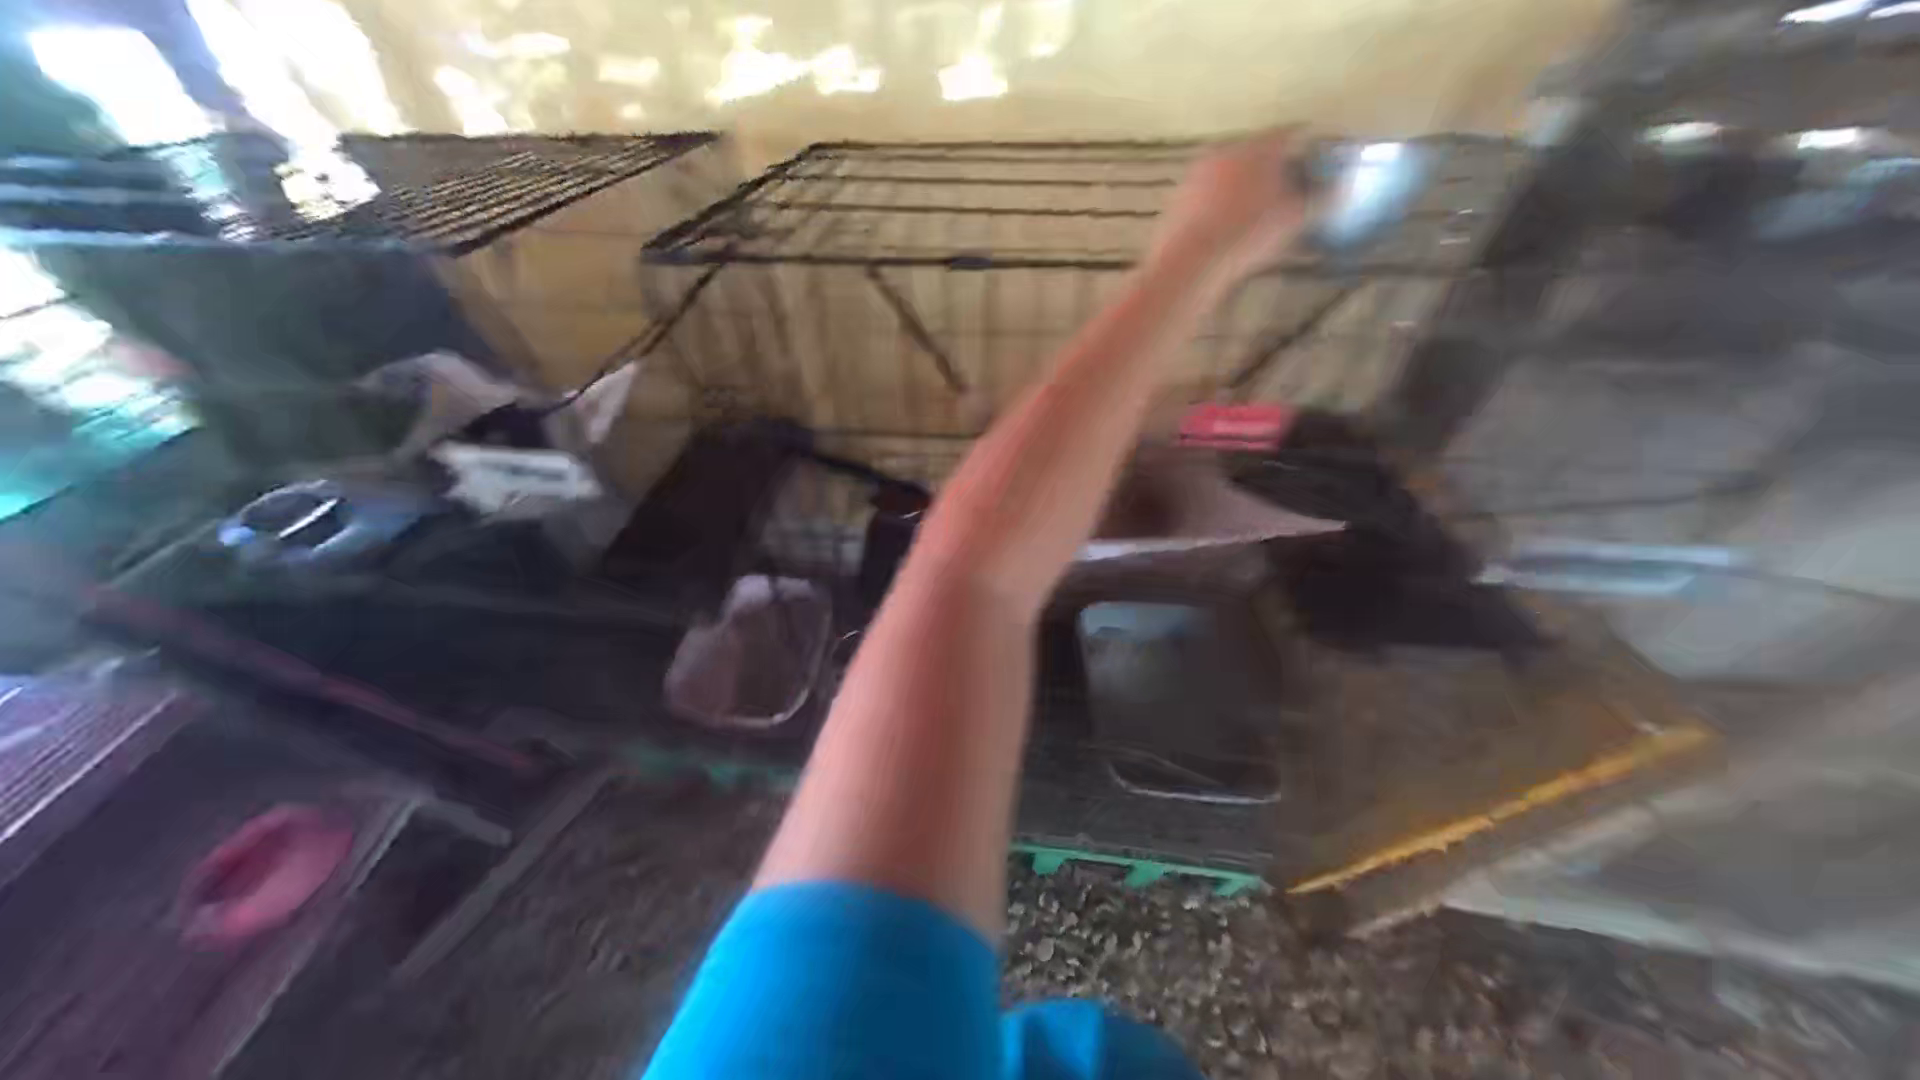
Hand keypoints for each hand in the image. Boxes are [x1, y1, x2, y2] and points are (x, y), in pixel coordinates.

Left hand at [1144, 128, 1310, 298]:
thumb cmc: (1248, 236)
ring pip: (1227, 174)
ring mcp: (1194, 175)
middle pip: (1256, 152)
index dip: (1309, 149)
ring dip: (1242, 188)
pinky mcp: (1174, 202)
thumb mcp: (1295, 217)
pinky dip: (1217, 207)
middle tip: (1285, 192)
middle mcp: (1224, 149)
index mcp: (1259, 145)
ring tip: (1253, 215)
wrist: (1187, 264)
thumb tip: (1341, 186)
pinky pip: (1204, 198)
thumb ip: (1322, 197)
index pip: (1293, 134)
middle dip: (1272, 168)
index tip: (1317, 167)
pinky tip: (1222, 230)